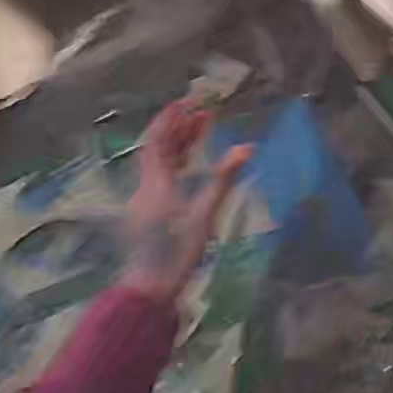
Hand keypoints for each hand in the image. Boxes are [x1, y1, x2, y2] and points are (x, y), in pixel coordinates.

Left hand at [121, 96, 254, 301]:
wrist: (148, 291)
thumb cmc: (176, 251)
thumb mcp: (205, 213)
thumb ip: (224, 178)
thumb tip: (248, 146)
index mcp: (155, 183)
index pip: (157, 141)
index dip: (170, 119)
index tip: (188, 101)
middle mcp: (145, 187)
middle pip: (159, 149)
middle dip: (180, 127)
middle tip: (205, 112)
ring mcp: (145, 201)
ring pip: (159, 162)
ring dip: (179, 143)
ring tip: (202, 129)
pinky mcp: (148, 212)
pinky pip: (161, 175)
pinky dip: (177, 161)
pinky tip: (191, 162)